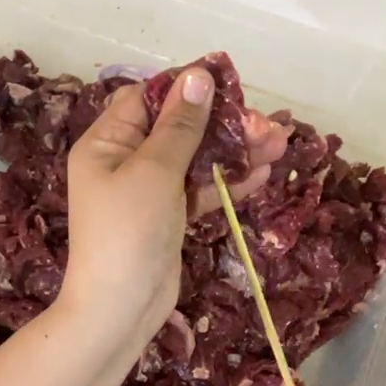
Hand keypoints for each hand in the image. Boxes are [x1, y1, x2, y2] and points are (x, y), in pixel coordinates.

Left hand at [61, 71, 290, 342]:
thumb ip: (180, 127)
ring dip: (234, 150)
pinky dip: (228, 182)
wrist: (119, 309)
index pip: (147, 99)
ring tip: (279, 143)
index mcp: (106, 143)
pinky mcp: (167, 218)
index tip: (230, 85)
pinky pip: (199, 190)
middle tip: (267, 125)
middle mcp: (123, 162)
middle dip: (223, 123)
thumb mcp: (154, 172)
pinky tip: (263, 172)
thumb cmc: (128, 233)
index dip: (187, 89)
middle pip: (177, 128)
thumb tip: (198, 76)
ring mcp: (146, 192)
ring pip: (194, 159)